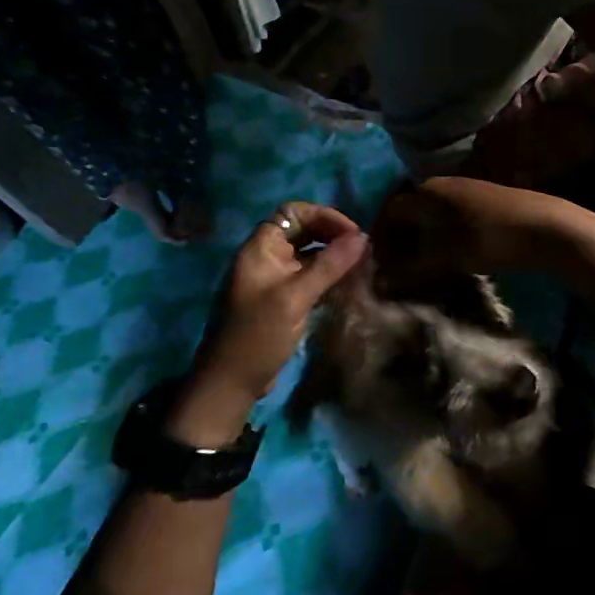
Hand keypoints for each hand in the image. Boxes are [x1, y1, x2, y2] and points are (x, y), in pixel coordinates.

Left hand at [190, 203, 368, 405]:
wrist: (231, 381)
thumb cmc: (258, 335)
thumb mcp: (295, 298)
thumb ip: (329, 265)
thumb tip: (363, 237)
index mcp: (260, 248)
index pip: (294, 213)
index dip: (325, 216)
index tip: (353, 234)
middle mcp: (266, 257)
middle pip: (303, 231)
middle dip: (333, 236)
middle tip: (363, 251)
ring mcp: (274, 279)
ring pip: (308, 255)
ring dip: (334, 257)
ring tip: (362, 267)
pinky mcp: (282, 300)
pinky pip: (308, 277)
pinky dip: (328, 277)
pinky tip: (348, 286)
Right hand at [371, 178, 582, 292]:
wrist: (546, 227)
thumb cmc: (488, 239)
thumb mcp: (446, 258)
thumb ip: (410, 269)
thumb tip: (379, 282)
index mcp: (425, 191)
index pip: (388, 212)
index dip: (380, 240)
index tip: (378, 266)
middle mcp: (440, 183)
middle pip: (408, 211)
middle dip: (399, 240)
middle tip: (397, 269)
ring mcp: (464, 188)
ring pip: (429, 215)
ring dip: (420, 239)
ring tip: (422, 265)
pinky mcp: (483, 199)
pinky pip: (448, 216)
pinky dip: (440, 235)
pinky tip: (449, 254)